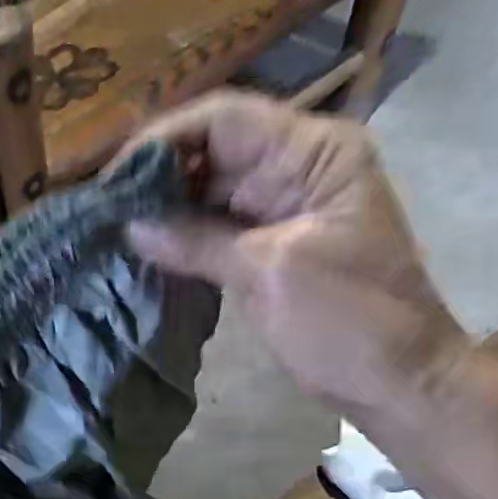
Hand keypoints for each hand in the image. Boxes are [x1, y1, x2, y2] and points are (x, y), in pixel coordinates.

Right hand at [120, 90, 470, 410]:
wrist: (394, 379)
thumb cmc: (349, 319)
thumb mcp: (271, 272)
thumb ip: (199, 242)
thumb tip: (131, 226)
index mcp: (314, 153)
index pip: (225, 120)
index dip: (164, 140)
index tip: (113, 179)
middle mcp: (294, 168)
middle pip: (211, 152)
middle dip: (157, 177)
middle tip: (103, 210)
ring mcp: (279, 209)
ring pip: (207, 192)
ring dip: (163, 209)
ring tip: (113, 229)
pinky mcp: (266, 247)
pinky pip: (213, 229)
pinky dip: (180, 238)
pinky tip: (144, 250)